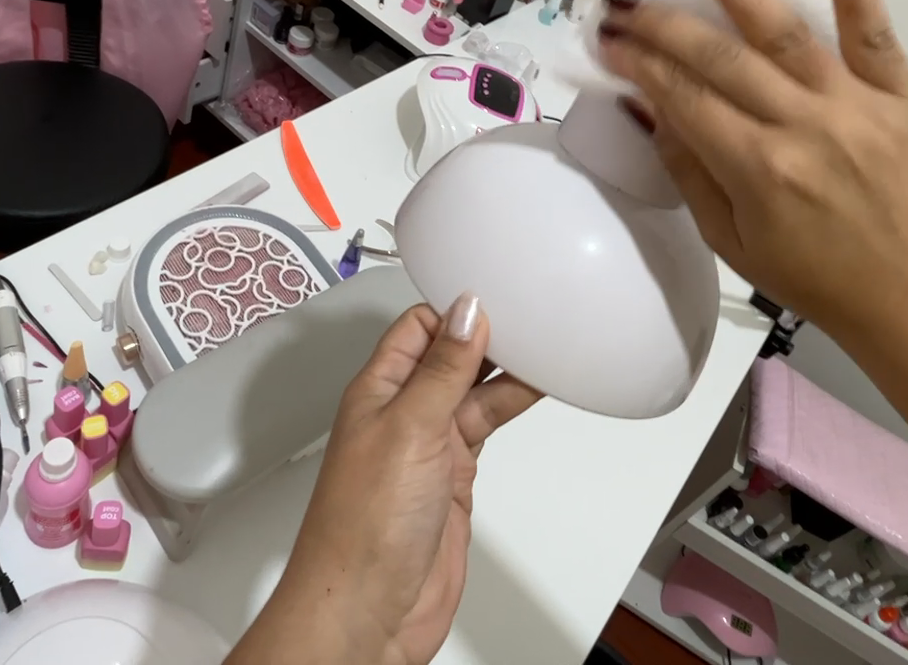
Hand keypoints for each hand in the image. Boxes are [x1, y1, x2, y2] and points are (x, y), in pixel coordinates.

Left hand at [227, 295, 541, 664]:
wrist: (369, 611)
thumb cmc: (362, 525)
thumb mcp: (409, 428)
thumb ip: (442, 369)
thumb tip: (466, 311)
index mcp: (379, 387)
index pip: (418, 326)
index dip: (455, 309)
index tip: (496, 295)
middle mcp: (403, 408)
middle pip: (449, 354)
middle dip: (486, 334)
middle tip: (530, 313)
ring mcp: (430, 442)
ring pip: (474, 388)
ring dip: (506, 368)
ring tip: (545, 344)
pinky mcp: (453, 473)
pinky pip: (486, 424)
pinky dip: (510, 404)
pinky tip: (534, 388)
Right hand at [594, 0, 907, 337]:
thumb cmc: (809, 276)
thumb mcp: (727, 238)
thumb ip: (686, 168)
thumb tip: (649, 105)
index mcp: (758, 172)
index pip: (683, 97)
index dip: (638, 62)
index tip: (607, 38)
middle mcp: (805, 128)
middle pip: (721, 57)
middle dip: (663, 24)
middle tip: (624, 1)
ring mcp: (857, 104)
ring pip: (786, 29)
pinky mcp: (902, 92)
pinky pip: (875, 28)